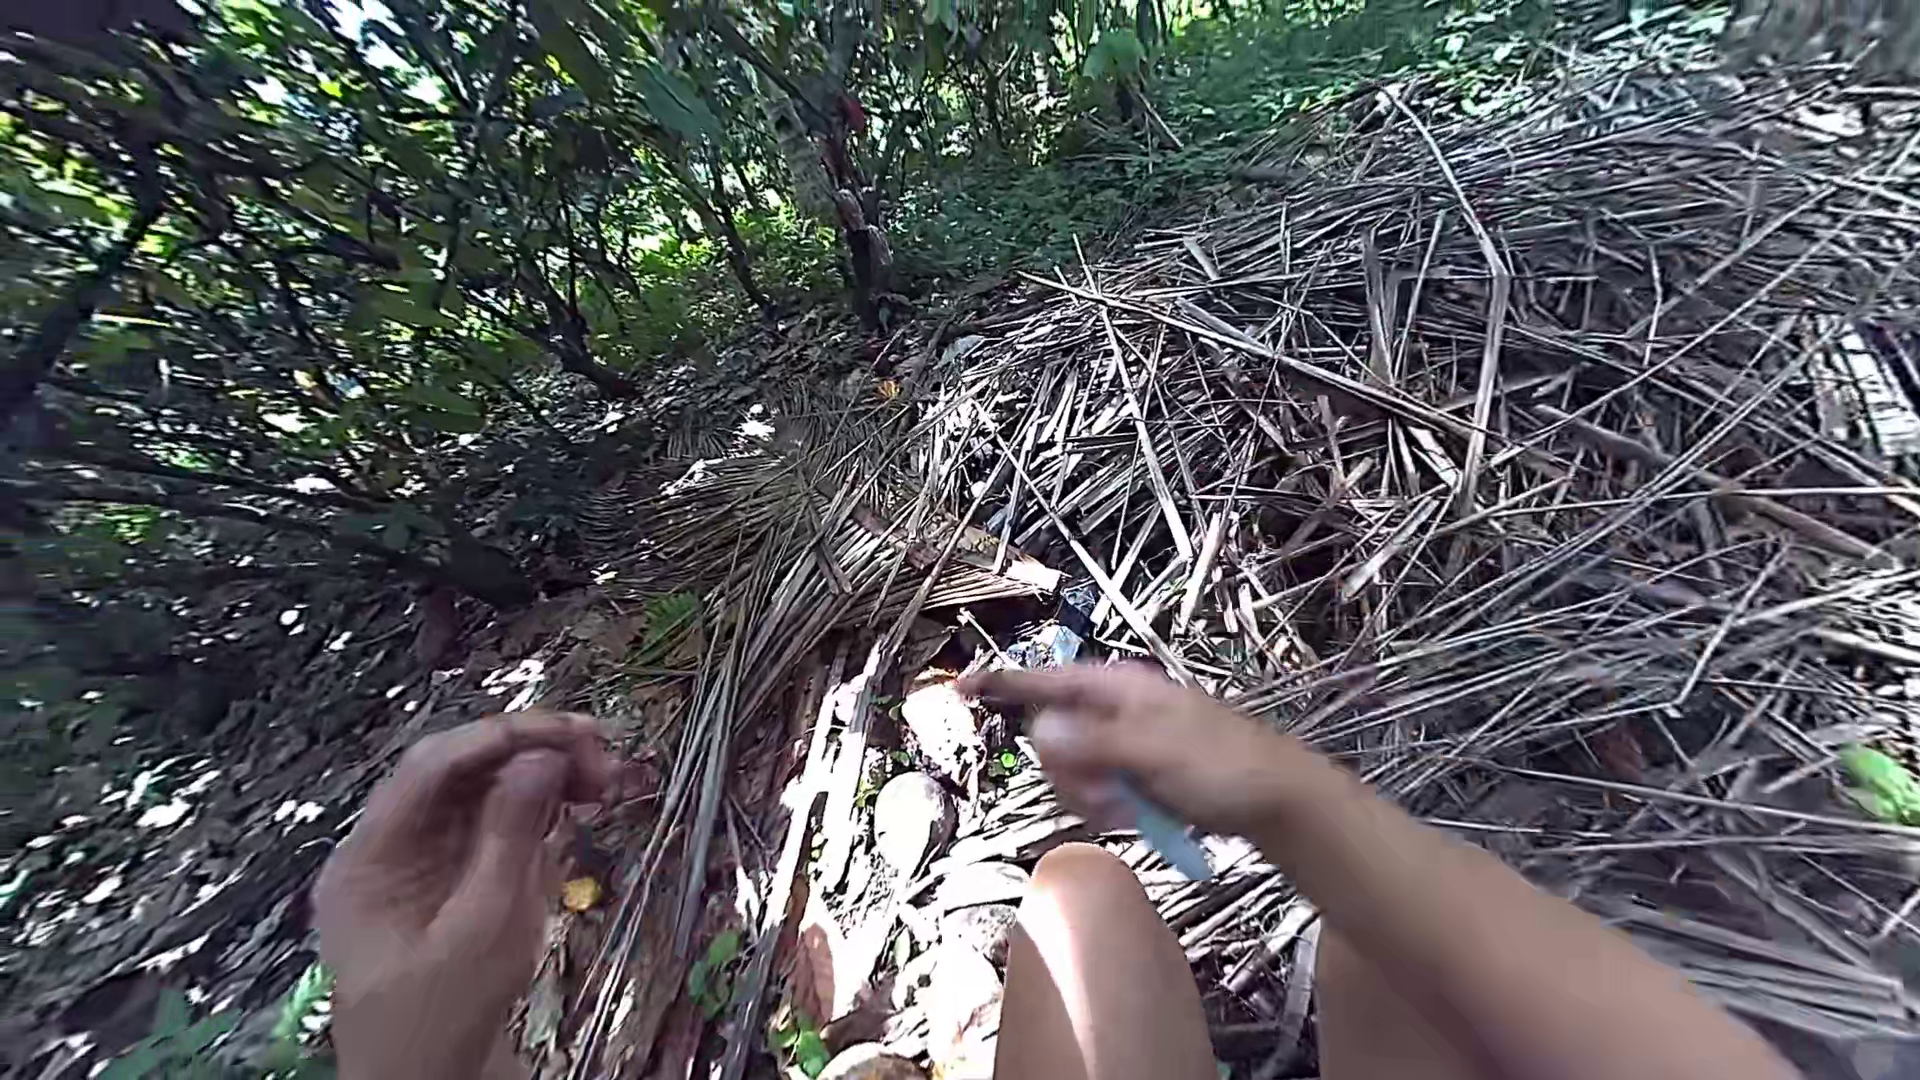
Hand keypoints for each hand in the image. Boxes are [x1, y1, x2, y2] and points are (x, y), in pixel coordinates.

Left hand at [313, 712, 610, 1079]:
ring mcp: (430, 844)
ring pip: (493, 775)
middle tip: (603, 751)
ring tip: (606, 777)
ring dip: (552, 766)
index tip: (575, 732)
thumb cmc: (449, 1009)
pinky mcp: (464, 852)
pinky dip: (550, 793)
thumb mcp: (486, 922)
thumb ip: (510, 832)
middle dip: (538, 746)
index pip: (433, 764)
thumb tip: (544, 754)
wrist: (438, 1073)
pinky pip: (507, 803)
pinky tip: (587, 797)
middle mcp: (396, 837)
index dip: (505, 735)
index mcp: (372, 855)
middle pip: (466, 761)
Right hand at [958, 663, 1321, 837]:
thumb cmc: (1223, 762)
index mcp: (1114, 688)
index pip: (1045, 680)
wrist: (1273, 798)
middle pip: (1051, 736)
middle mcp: (1109, 710)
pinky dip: (1104, 806)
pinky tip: (1135, 813)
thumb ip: (1094, 742)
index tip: (961, 687)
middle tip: (1108, 793)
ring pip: (1067, 768)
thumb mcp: (1157, 751)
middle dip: (1070, 771)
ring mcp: (1117, 742)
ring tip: (1129, 806)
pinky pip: (1090, 789)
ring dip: (1089, 794)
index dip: (1002, 682)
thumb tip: (1039, 732)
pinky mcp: (1126, 771)